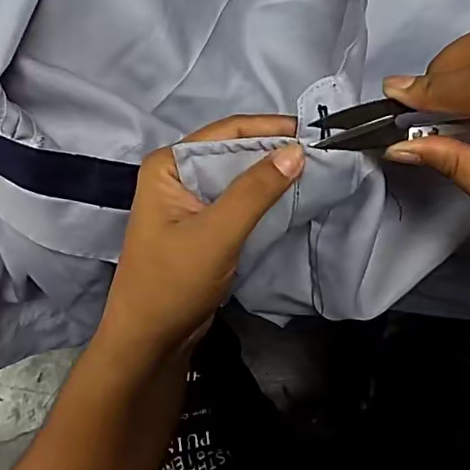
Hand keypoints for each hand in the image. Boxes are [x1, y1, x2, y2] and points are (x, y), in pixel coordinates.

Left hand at [98, 115, 303, 358]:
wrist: (149, 341)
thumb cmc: (172, 283)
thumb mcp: (217, 234)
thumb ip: (255, 191)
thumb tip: (296, 151)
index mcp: (167, 165)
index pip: (224, 132)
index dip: (268, 128)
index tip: (310, 130)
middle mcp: (175, 174)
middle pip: (231, 150)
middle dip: (272, 150)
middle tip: (319, 150)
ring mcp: (188, 200)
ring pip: (237, 175)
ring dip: (270, 173)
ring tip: (314, 169)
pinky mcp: (202, 223)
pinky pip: (237, 199)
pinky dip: (262, 197)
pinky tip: (290, 196)